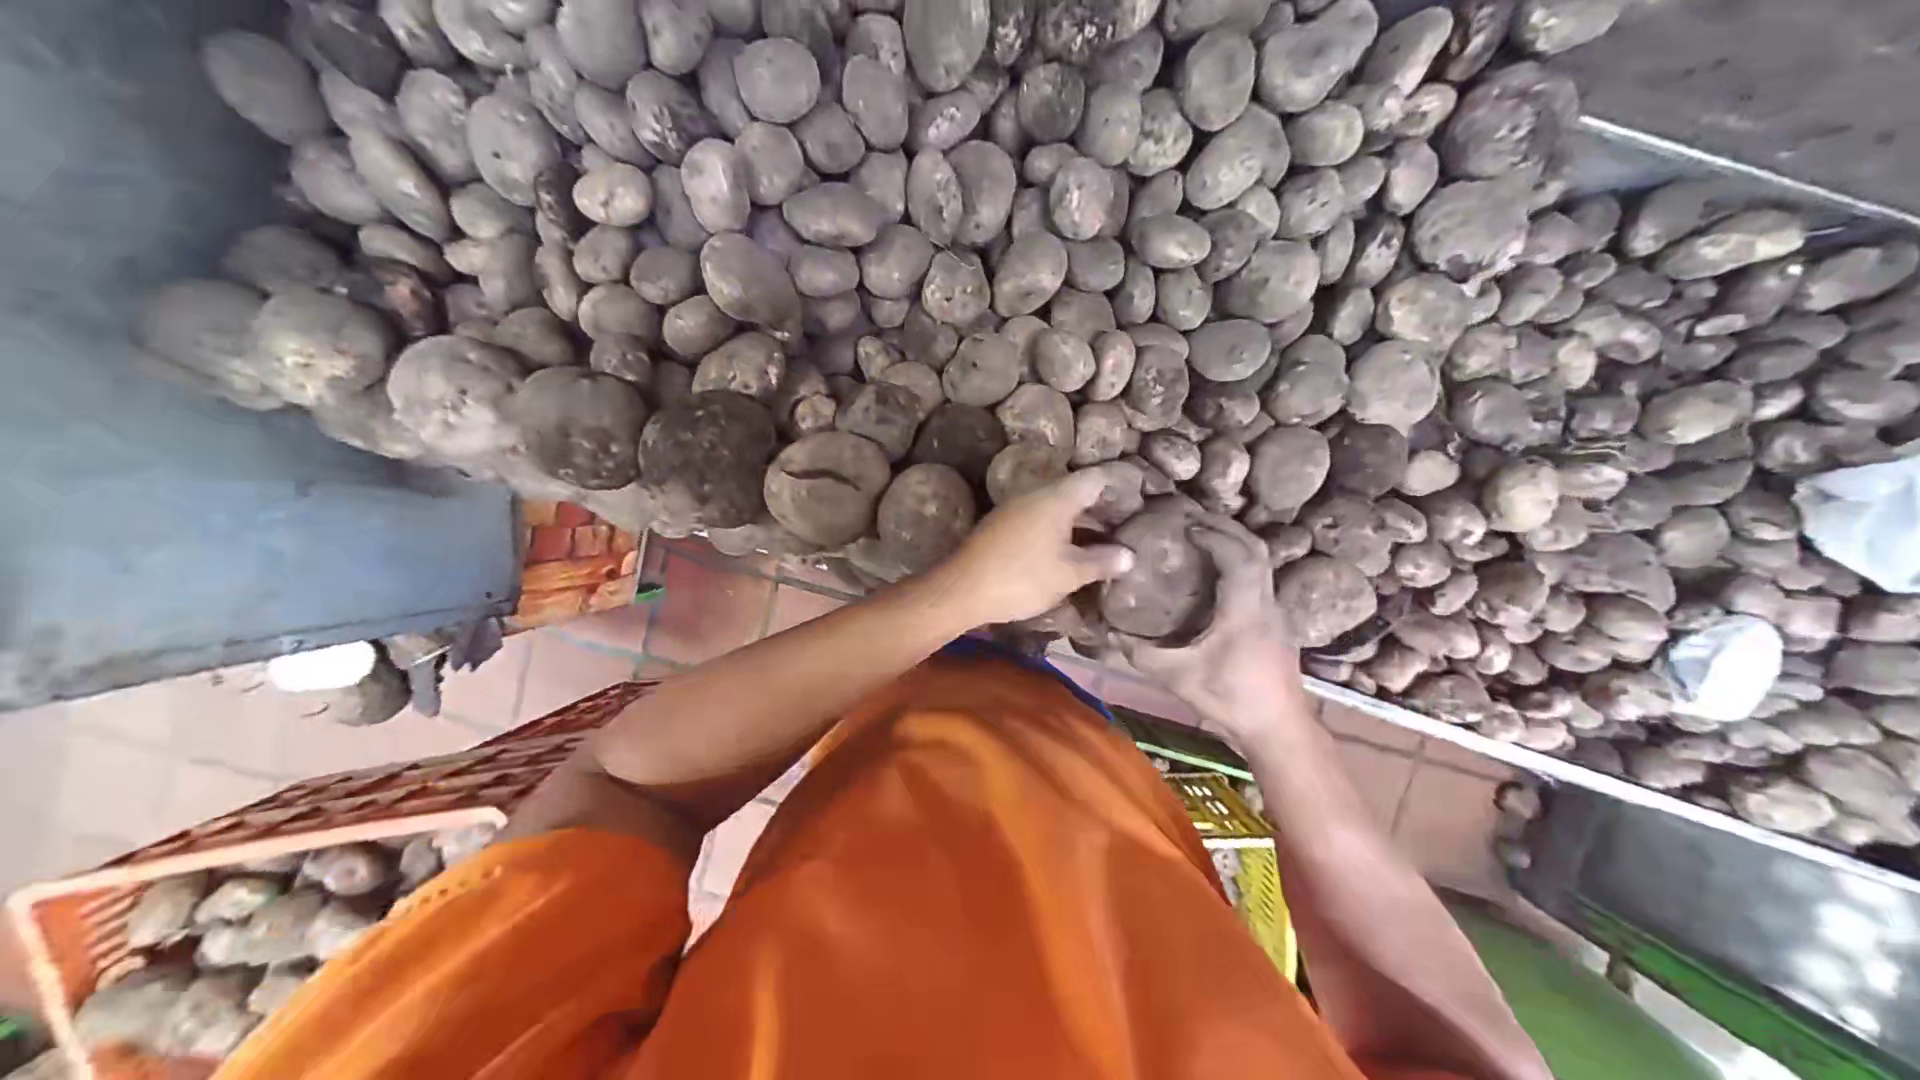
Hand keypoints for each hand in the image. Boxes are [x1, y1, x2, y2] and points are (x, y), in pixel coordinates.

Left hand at [927, 469, 1134, 627]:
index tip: (1136, 504)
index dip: (1117, 487)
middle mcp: (1035, 495)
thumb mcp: (1069, 574)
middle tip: (1124, 529)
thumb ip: (1101, 562)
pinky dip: (1056, 533)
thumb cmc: (1022, 578)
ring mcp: (1014, 509)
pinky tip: (1065, 554)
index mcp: (1056, 498)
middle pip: (1074, 493)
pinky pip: (1038, 521)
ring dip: (1077, 525)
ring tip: (1100, 546)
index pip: (1094, 479)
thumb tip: (1130, 555)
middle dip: (1099, 510)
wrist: (961, 590)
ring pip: (1055, 509)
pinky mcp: (1000, 527)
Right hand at [1121, 514, 1307, 750]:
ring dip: (1237, 545)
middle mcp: (1266, 603)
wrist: (1279, 730)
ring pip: (1263, 564)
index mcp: (1245, 609)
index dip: (1214, 534)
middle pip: (1256, 549)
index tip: (1187, 526)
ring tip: (1205, 540)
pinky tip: (1218, 577)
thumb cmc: (1231, 699)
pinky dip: (1241, 564)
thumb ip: (1143, 654)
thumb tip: (1110, 634)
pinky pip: (1261, 581)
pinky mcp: (1276, 626)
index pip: (1237, 555)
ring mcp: (1277, 614)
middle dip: (1227, 529)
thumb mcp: (1179, 677)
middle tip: (1195, 521)